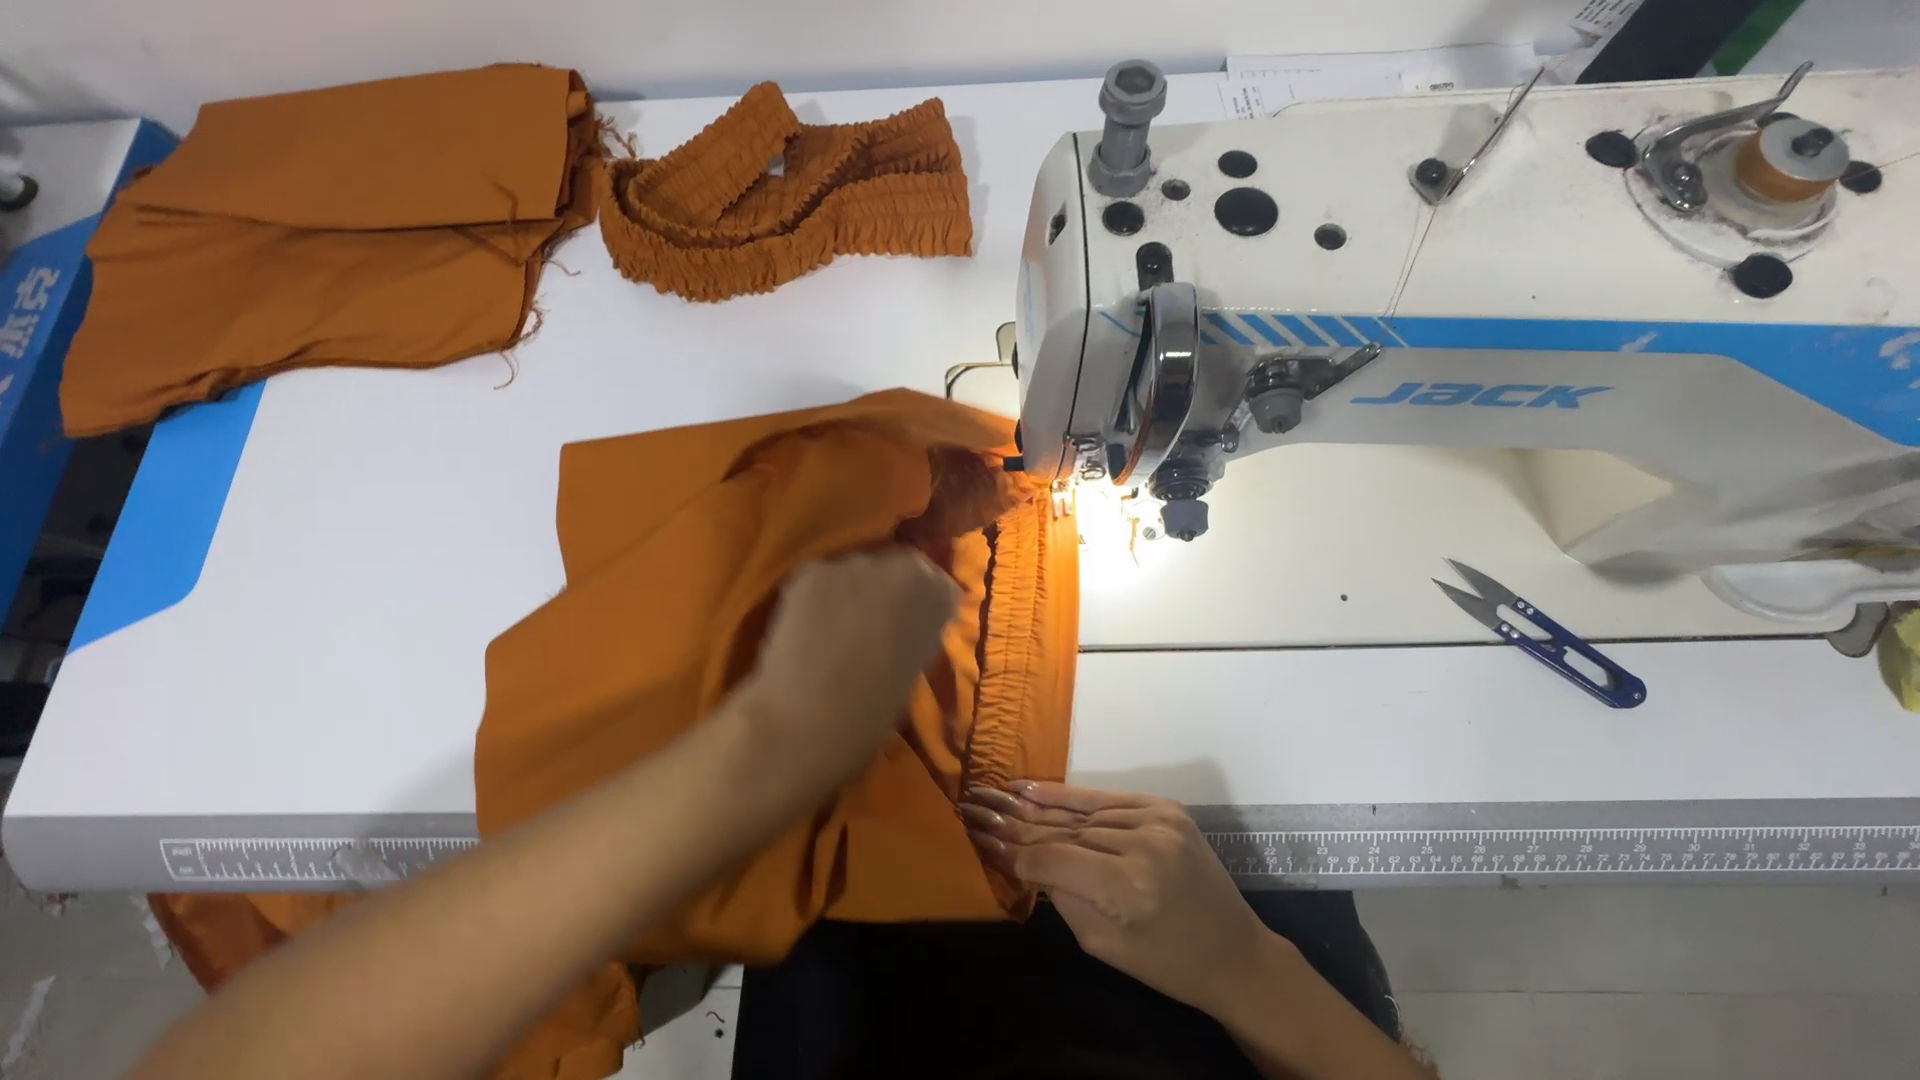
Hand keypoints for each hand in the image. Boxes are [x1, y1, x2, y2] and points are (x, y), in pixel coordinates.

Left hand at [741, 550, 959, 790]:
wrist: (811, 718)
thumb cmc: (875, 708)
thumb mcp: (915, 667)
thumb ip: (917, 632)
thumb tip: (904, 625)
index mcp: (938, 594)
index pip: (939, 587)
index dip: (923, 609)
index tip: (911, 630)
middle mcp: (902, 566)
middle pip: (898, 571)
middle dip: (888, 593)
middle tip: (873, 628)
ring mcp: (855, 563)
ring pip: (857, 573)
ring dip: (852, 593)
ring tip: (836, 631)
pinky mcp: (812, 571)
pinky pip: (821, 580)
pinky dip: (817, 598)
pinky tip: (808, 628)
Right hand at [962, 782, 1286, 1018]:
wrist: (1234, 952)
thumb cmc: (1166, 963)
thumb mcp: (1102, 943)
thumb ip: (1061, 896)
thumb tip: (1023, 859)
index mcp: (1128, 886)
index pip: (1054, 859)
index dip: (1015, 853)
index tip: (979, 841)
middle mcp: (1142, 843)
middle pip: (1064, 830)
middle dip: (1015, 823)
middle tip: (973, 807)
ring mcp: (1157, 819)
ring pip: (1080, 814)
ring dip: (1035, 808)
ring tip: (994, 796)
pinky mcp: (1164, 808)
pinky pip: (1105, 800)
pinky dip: (1068, 796)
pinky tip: (1031, 788)